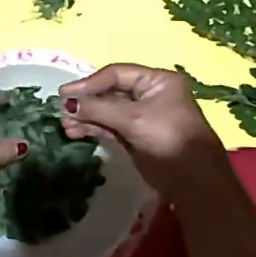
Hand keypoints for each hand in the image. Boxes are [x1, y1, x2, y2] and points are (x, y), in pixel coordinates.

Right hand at [59, 63, 225, 194]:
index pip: (116, 74)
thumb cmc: (169, 140)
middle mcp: (148, 94)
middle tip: (62, 110)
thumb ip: (99, 108)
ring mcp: (140, 116)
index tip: (65, 93)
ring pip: (106, 110)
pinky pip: (108, 126)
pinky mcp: (134, 135)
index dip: (89, 83)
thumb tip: (68, 103)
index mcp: (156, 81)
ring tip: (66, 125)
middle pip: (109, 92)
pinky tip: (74, 132)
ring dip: (85, 116)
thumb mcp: (134, 120)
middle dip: (86, 101)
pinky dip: (92, 128)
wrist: (193, 182)